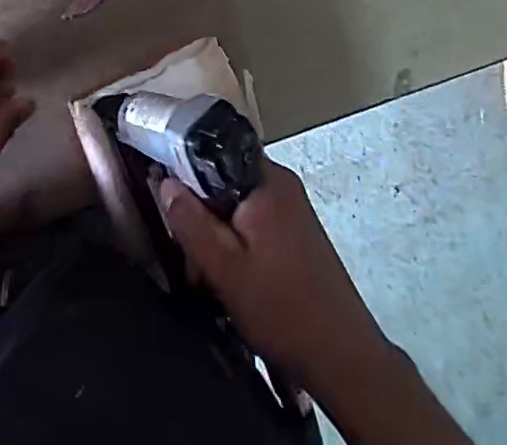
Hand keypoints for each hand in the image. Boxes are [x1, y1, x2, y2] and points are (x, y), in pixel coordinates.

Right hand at [157, 159, 385, 380]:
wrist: (339, 352)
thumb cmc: (280, 307)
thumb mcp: (223, 268)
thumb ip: (191, 222)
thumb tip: (167, 183)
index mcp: (267, 181)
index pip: (215, 153)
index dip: (186, 173)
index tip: (169, 205)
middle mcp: (282, 185)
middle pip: (224, 183)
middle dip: (201, 216)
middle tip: (192, 259)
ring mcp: (291, 209)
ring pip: (236, 209)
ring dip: (217, 238)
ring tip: (210, 279)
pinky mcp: (295, 233)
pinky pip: (253, 226)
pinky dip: (236, 248)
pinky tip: (232, 283)